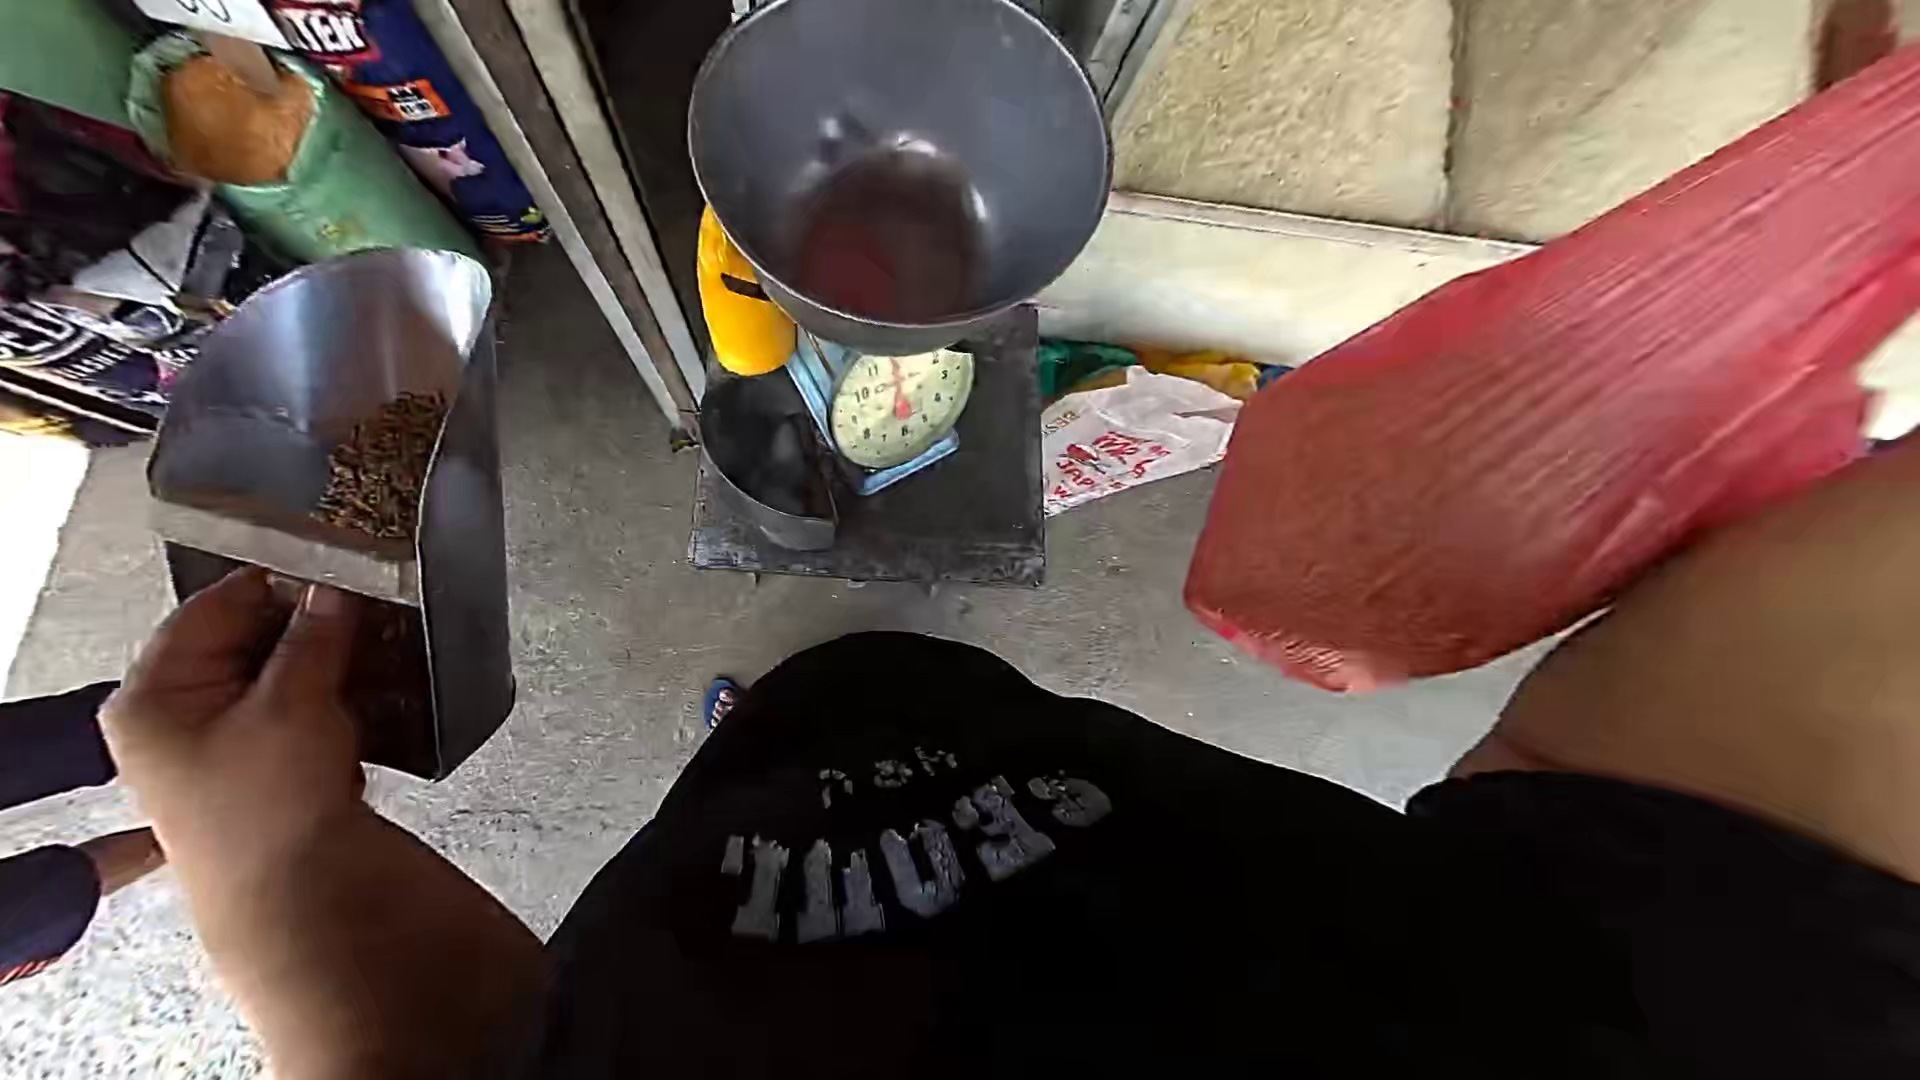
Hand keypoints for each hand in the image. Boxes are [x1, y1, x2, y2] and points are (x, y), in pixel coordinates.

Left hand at [102, 568, 363, 876]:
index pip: (210, 610)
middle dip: (306, 618)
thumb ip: (314, 639)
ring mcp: (217, 729)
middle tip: (365, 601)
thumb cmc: (270, 795)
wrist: (290, 875)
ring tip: (374, 634)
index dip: (273, 583)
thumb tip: (334, 588)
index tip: (334, 566)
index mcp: (154, 694)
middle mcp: (176, 707)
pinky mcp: (259, 745)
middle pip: (243, 636)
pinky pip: (293, 692)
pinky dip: (328, 676)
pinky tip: (365, 672)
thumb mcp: (295, 704)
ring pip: (275, 664)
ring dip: (324, 648)